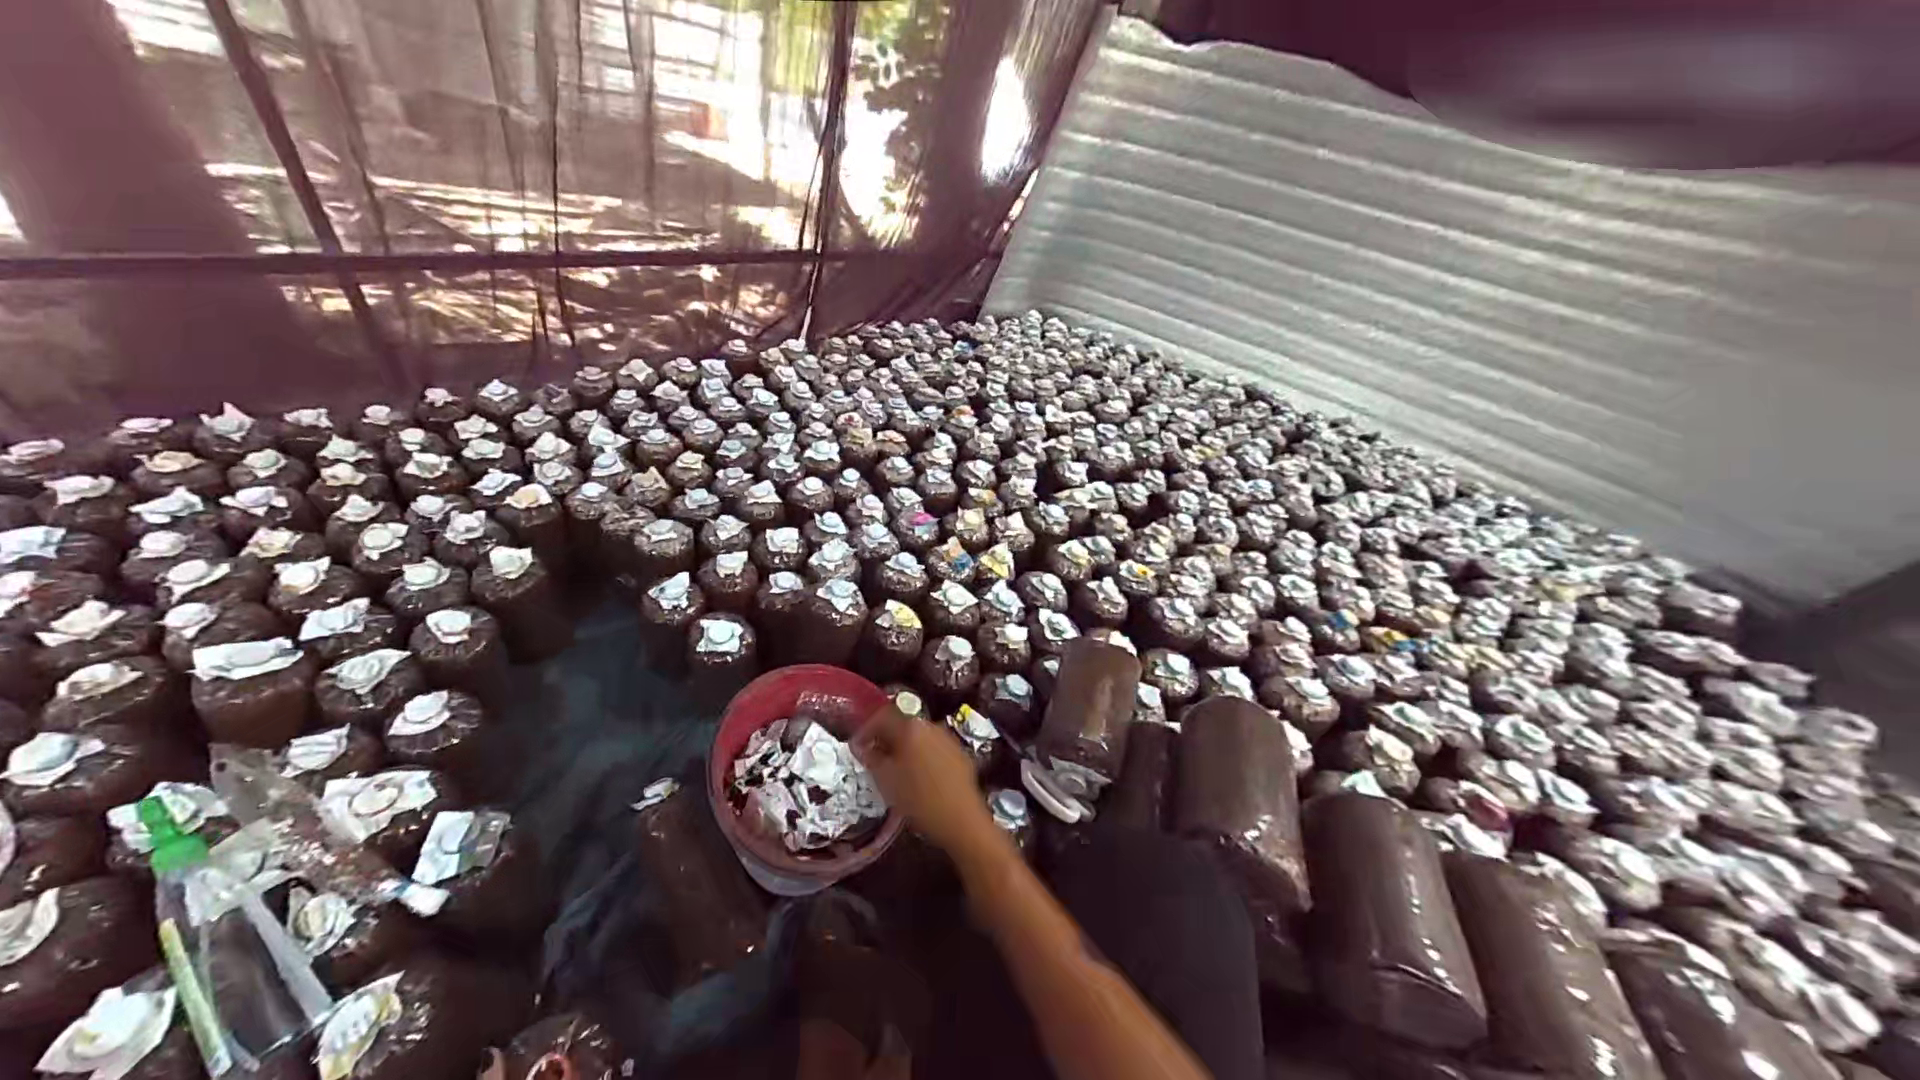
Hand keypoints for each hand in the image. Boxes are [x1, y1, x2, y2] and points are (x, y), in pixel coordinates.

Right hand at [854, 698, 998, 859]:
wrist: (961, 820)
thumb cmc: (918, 799)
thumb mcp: (885, 780)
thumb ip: (870, 757)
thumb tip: (861, 746)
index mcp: (910, 727)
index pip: (882, 716)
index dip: (866, 730)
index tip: (857, 747)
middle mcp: (931, 725)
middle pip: (902, 724)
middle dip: (886, 738)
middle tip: (874, 758)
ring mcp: (949, 738)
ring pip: (919, 736)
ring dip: (905, 747)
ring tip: (896, 769)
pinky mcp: (961, 754)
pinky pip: (935, 748)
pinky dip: (922, 756)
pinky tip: (920, 776)